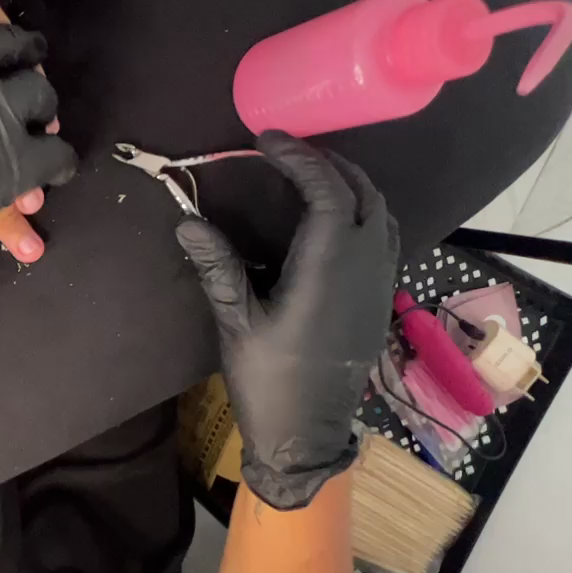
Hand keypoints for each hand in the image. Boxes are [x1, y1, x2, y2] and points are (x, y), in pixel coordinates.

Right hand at [176, 134, 400, 509]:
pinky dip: (361, 211)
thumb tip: (187, 222)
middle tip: (288, 152)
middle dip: (329, 163)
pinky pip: (384, 237)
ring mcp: (378, 284)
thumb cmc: (269, 379)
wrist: (307, 434)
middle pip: (365, 193)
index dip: (302, 159)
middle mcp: (365, 269)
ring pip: (382, 213)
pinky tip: (331, 218)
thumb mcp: (237, 323)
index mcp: (329, 270)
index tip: (268, 139)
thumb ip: (218, 267)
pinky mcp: (378, 299)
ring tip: (310, 174)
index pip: (329, 193)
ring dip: (350, 184)